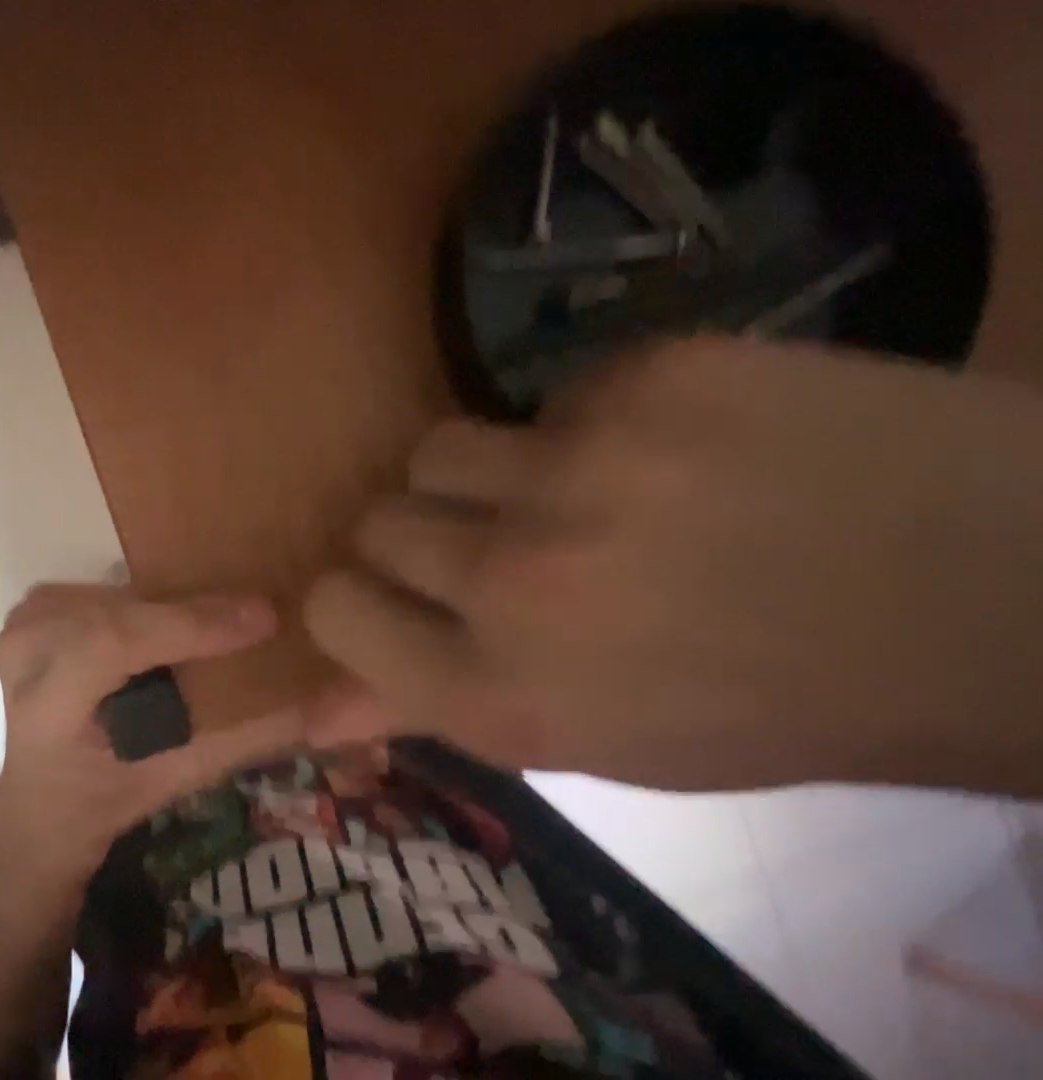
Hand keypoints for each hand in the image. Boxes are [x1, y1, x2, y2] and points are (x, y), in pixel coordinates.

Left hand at [0, 584, 305, 882]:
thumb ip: (240, 739)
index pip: (110, 644)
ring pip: (110, 593)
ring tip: (219, 619)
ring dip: (163, 606)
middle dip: (187, 613)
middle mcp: (23, 657)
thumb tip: (323, 707)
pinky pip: (99, 589)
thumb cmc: (104, 800)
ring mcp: (22, 628)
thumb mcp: (174, 779)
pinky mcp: (33, 612)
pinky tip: (171, 616)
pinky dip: (140, 600)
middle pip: (115, 611)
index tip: (259, 618)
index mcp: (45, 708)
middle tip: (256, 616)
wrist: (42, 803)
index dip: (187, 625)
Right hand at [302, 339, 1042, 794]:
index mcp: (503, 693)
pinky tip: (675, 449)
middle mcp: (517, 582)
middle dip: (422, 536)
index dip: (356, 599)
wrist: (1008, 595)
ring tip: (572, 489)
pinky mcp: (647, 375)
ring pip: (436, 446)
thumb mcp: (591, 739)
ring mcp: (580, 469)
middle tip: (500, 548)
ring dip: (482, 474)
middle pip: (376, 521)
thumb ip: (434, 711)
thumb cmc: (773, 701)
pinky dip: (585, 423)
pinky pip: (546, 395)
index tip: (397, 596)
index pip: (334, 610)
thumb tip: (307, 717)